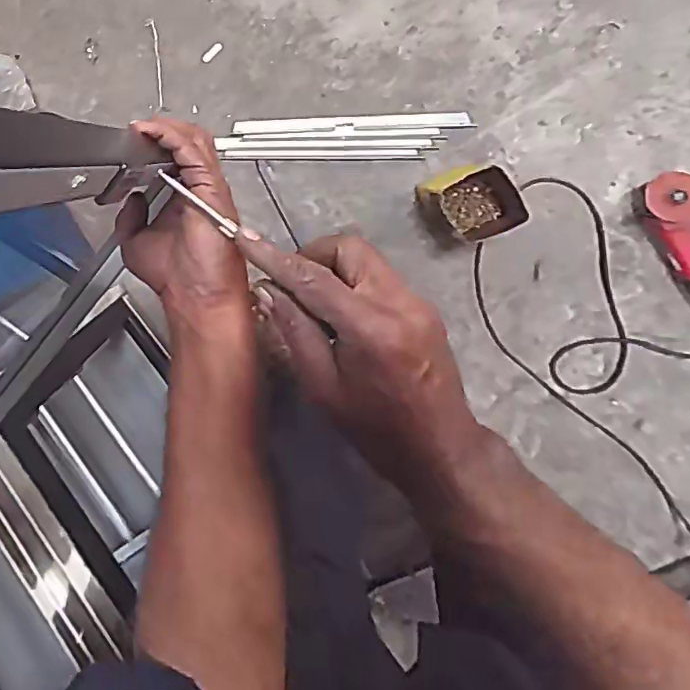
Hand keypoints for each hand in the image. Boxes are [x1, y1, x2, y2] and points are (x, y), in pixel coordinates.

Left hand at [115, 118, 249, 318]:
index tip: (135, 139)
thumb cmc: (179, 279)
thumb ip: (131, 219)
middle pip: (190, 143)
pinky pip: (194, 152)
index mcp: (187, 199)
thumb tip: (131, 199)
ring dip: (168, 128)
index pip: (177, 158)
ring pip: (195, 141)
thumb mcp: (137, 243)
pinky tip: (154, 133)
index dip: (158, 144)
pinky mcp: (211, 188)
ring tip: (146, 126)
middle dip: (165, 129)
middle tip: (140, 128)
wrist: (197, 298)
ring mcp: (209, 187)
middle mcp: (201, 190)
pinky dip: (173, 137)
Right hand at [237, 232, 485, 493]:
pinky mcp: (424, 306)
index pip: (314, 277)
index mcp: (371, 328)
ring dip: (334, 269)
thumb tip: (268, 289)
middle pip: (348, 248)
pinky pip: (379, 276)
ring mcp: (417, 301)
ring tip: (316, 304)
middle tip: (291, 286)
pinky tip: (343, 316)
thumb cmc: (376, 431)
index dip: (275, 257)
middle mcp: (399, 302)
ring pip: (365, 258)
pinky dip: (353, 283)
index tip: (246, 238)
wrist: (443, 451)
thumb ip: (295, 331)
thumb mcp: (323, 388)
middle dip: (313, 256)